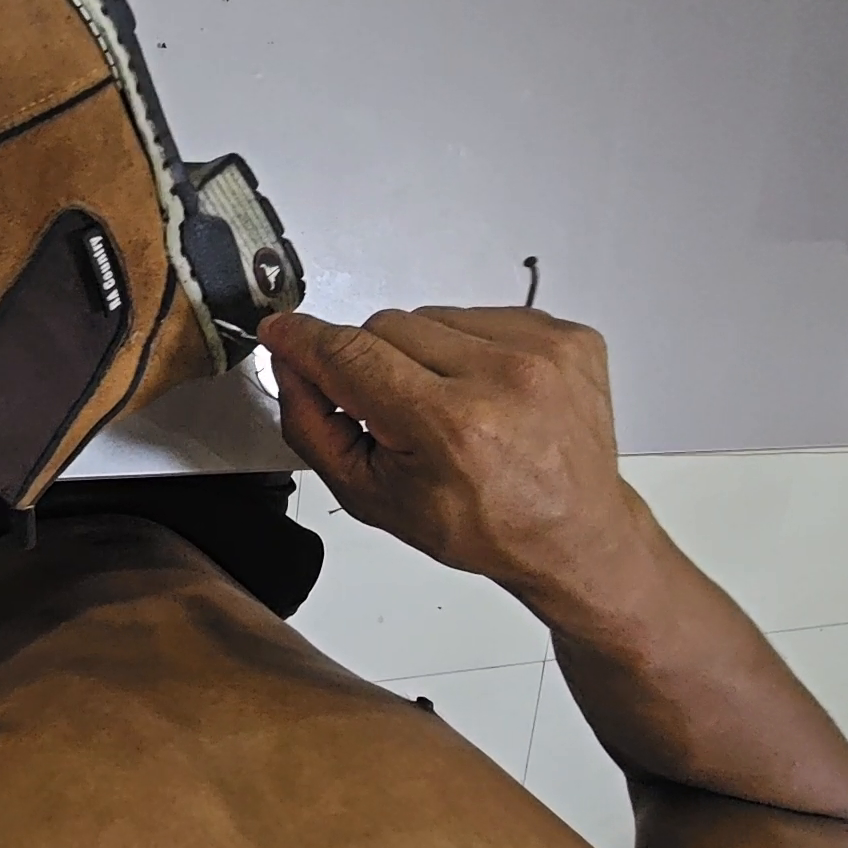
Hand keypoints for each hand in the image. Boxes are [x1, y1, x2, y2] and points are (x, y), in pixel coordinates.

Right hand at [259, 307, 652, 601]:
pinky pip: (475, 316)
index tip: (277, 330)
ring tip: (437, 400)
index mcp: (447, 425)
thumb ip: (312, 425)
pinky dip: (459, 347)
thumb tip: (289, 362)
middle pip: (383, 326)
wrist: (571, 532)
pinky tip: (475, 389)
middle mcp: (501, 375)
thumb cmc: (467, 524)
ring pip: (427, 316)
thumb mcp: (365, 494)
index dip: (303, 339)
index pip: (350, 354)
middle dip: (364, 360)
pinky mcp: (569, 334)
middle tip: (383, 407)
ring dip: (413, 352)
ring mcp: (542, 349)